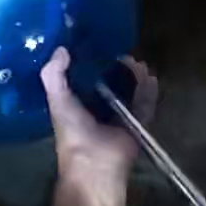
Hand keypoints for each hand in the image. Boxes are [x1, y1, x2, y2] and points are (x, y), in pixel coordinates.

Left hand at [39, 48, 157, 205]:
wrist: (95, 162)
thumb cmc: (73, 130)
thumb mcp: (57, 99)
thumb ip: (54, 74)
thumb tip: (61, 48)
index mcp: (78, 103)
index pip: (86, 78)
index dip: (92, 62)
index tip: (99, 44)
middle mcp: (99, 108)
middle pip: (112, 82)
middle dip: (119, 68)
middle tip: (125, 53)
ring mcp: (120, 117)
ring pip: (131, 91)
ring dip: (135, 77)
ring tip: (139, 63)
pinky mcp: (136, 124)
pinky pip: (145, 104)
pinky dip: (149, 92)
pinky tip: (151, 78)